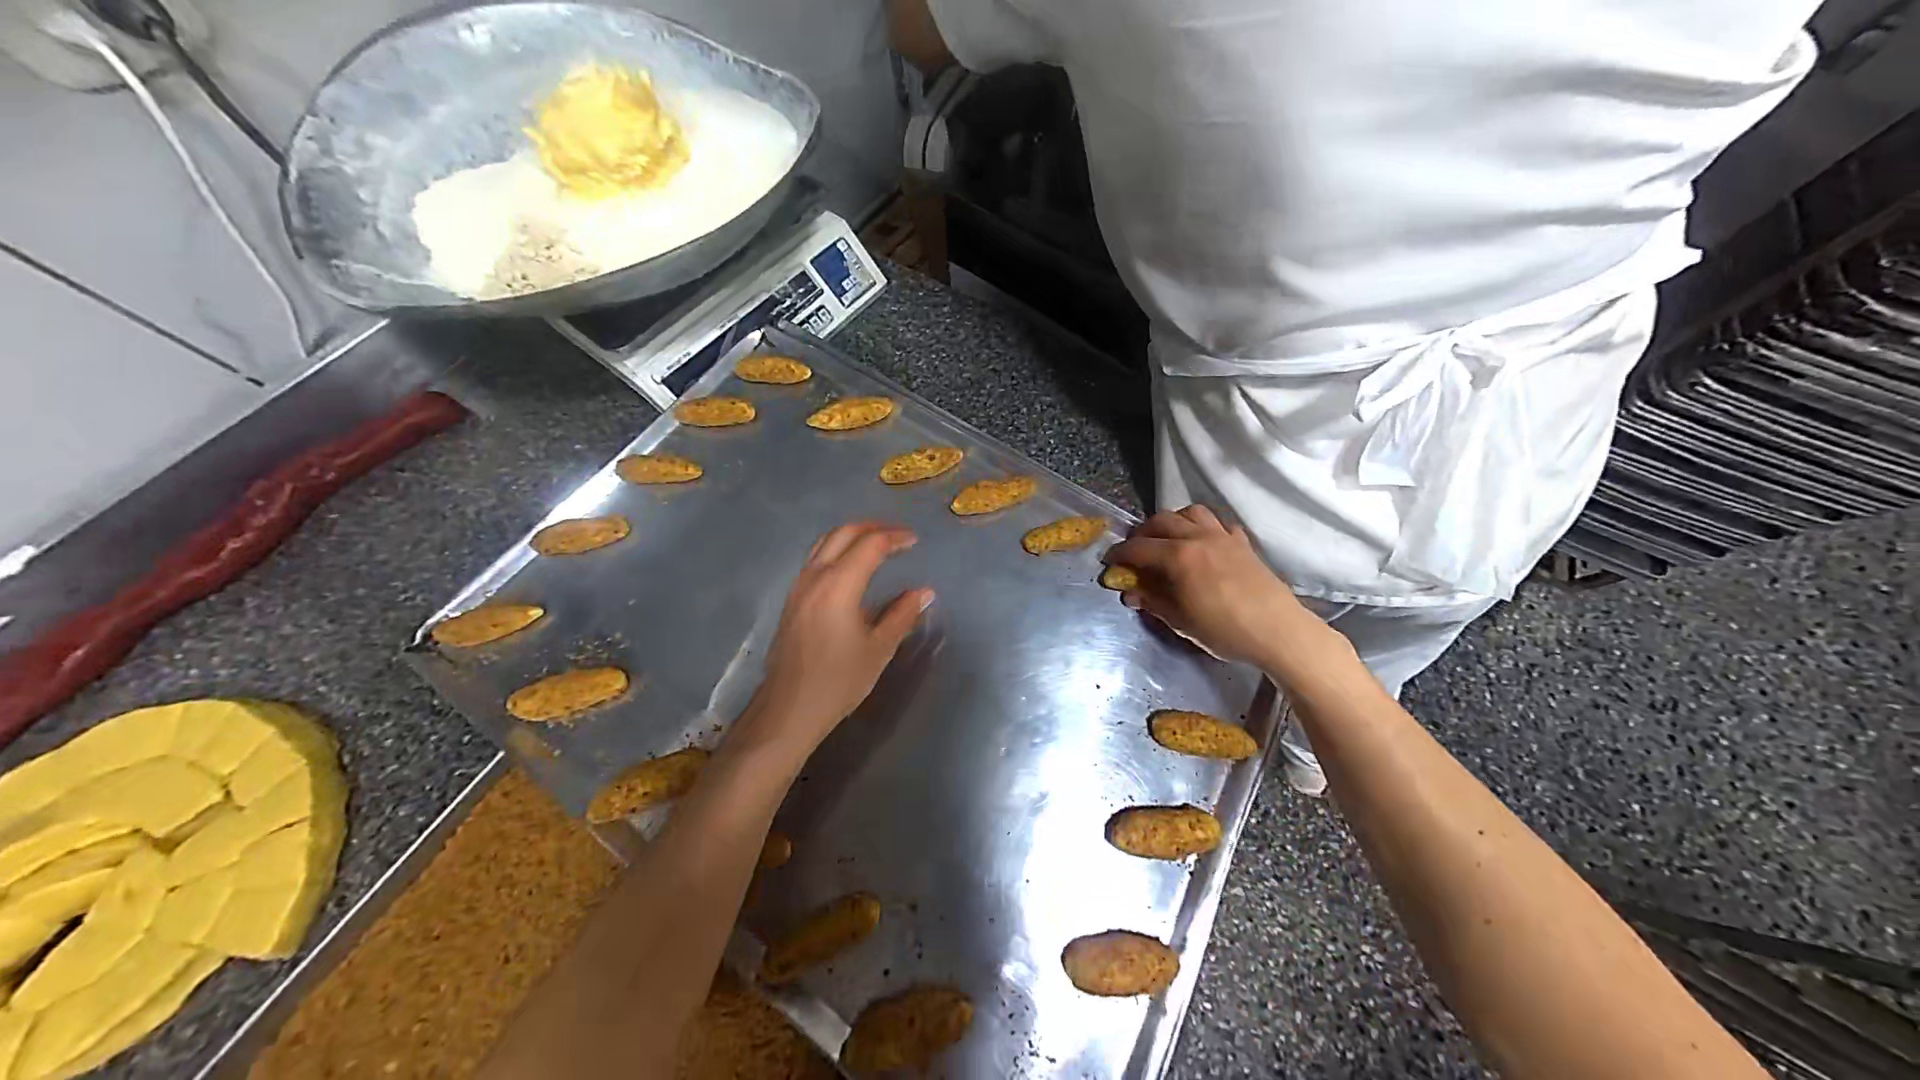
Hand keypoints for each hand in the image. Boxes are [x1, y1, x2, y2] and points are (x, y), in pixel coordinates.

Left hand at [731, 523, 933, 759]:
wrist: (789, 708)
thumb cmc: (838, 681)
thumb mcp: (878, 649)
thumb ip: (902, 615)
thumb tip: (924, 592)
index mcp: (839, 585)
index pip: (870, 545)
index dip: (895, 538)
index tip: (915, 541)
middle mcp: (815, 577)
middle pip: (843, 534)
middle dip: (873, 527)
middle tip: (898, 535)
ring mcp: (799, 587)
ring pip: (825, 543)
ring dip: (852, 535)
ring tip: (876, 544)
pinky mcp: (792, 600)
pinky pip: (816, 559)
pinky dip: (837, 550)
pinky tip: (851, 568)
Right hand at [1103, 505, 1335, 669]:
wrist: (1278, 631)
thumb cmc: (1225, 630)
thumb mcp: (1181, 621)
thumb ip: (1153, 601)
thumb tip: (1131, 592)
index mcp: (1178, 557)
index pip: (1139, 547)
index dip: (1120, 554)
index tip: (1110, 563)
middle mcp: (1198, 537)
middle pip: (1161, 521)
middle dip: (1142, 533)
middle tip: (1135, 552)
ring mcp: (1223, 537)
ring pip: (1190, 512)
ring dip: (1173, 522)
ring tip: (1167, 540)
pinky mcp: (1242, 543)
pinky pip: (1218, 523)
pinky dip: (1203, 528)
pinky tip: (1202, 544)